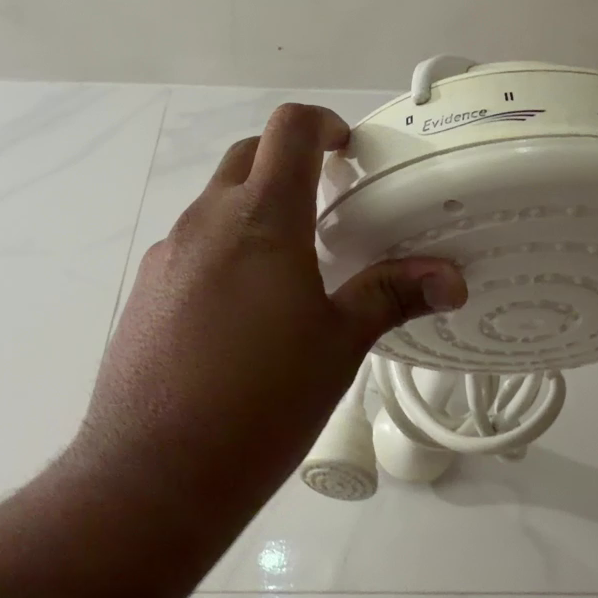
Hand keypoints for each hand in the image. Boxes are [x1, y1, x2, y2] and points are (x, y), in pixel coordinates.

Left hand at [78, 104, 465, 500]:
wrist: (152, 474)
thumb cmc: (260, 402)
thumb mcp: (338, 345)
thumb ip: (391, 296)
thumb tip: (452, 279)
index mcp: (261, 219)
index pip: (289, 129)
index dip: (323, 123)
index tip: (347, 149)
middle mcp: (206, 221)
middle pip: (248, 156)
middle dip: (288, 161)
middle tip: (327, 202)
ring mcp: (167, 254)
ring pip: (216, 204)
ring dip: (255, 210)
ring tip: (291, 267)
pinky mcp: (145, 290)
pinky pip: (192, 247)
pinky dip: (225, 251)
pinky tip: (243, 314)